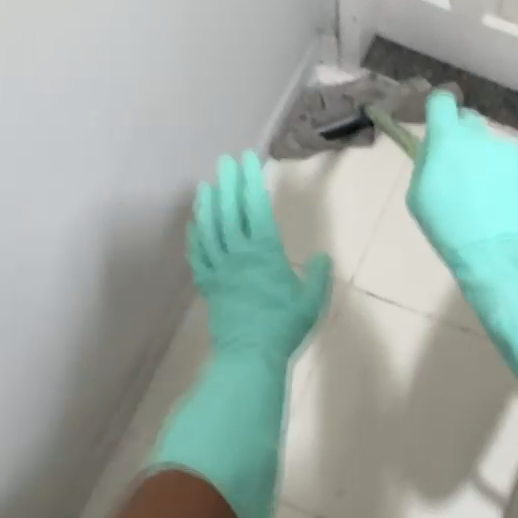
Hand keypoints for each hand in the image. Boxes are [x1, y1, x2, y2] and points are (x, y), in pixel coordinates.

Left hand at [188, 152, 331, 365]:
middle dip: (228, 183)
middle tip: (226, 162)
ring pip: (209, 229)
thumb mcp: (311, 301)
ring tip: (207, 186)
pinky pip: (198, 255)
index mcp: (265, 252)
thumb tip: (323, 259)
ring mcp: (219, 269)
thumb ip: (318, 277)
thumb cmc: (284, 328)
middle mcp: (238, 254)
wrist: (250, 356)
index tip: (249, 161)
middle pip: (229, 211)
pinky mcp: (208, 285)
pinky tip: (194, 226)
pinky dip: (195, 237)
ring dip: (208, 205)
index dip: (251, 181)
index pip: (256, 207)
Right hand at [407, 93, 517, 406]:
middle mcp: (482, 136)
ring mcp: (512, 151)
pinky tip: (507, 208)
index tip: (438, 126)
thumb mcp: (418, 196)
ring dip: (488, 163)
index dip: (438, 110)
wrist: (498, 255)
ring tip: (487, 201)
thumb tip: (435, 147)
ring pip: (494, 148)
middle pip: (470, 122)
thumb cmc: (448, 229)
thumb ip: (426, 162)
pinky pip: (516, 166)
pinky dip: (510, 180)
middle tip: (460, 172)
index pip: (442, 101)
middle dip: (463, 139)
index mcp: (449, 140)